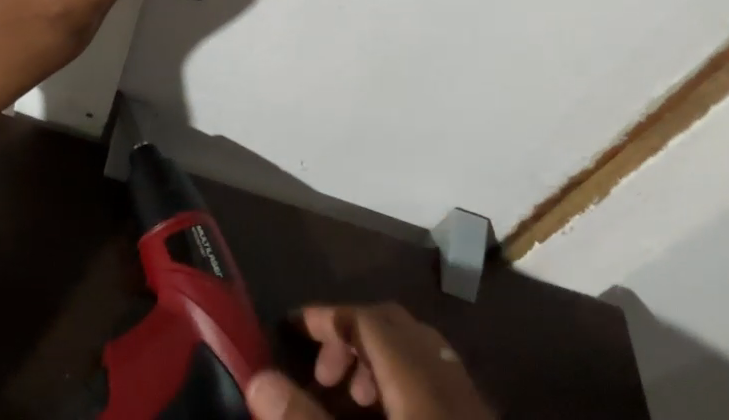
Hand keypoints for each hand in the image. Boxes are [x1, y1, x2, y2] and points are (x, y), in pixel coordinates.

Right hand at [245, 304, 493, 419]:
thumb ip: (306, 418)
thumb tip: (259, 380)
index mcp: (418, 378)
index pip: (368, 320)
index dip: (327, 318)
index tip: (290, 327)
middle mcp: (447, 379)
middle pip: (396, 327)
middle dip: (350, 337)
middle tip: (322, 375)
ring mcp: (469, 403)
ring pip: (419, 353)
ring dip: (377, 361)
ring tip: (350, 402)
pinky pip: (435, 380)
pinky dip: (402, 382)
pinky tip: (386, 419)